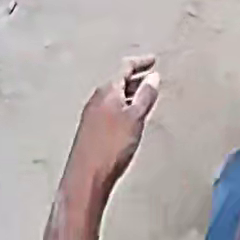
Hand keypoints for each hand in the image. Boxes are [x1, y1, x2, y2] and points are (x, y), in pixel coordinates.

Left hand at [64, 56, 160, 190]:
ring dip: (129, 94)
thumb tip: (153, 77)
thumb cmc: (112, 146)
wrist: (86, 179)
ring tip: (143, 99)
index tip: (153, 60)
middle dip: (136, 79)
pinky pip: (108, 109)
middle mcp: (97, 98)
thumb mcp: (135, 118)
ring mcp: (91, 114)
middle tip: (151, 79)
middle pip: (119, 81)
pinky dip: (121, 107)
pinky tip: (128, 119)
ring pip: (114, 96)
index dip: (141, 63)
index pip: (125, 67)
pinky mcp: (89, 130)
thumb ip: (146, 96)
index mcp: (107, 90)